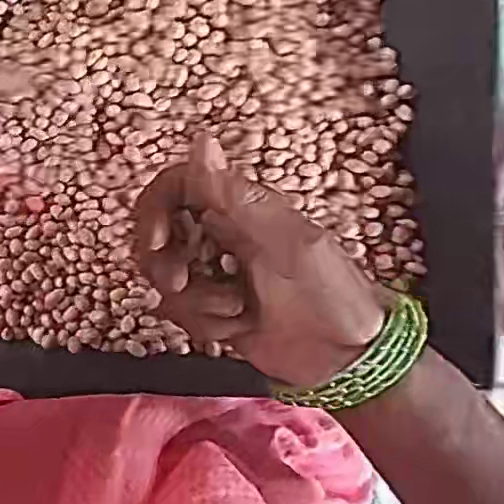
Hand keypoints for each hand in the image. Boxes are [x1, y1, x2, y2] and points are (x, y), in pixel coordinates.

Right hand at [131, 135, 390, 388]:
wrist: (350, 361)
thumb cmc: (333, 292)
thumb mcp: (287, 239)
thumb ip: (236, 195)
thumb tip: (202, 142)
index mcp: (238, 208)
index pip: (175, 187)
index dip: (154, 210)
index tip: (157, 240)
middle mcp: (220, 236)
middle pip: (159, 235)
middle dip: (164, 262)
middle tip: (182, 282)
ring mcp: (214, 274)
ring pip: (166, 276)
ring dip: (192, 300)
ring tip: (232, 310)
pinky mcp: (212, 310)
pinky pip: (181, 312)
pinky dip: (205, 324)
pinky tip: (238, 327)